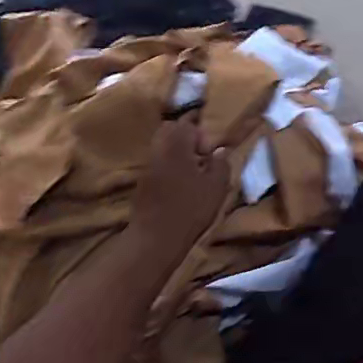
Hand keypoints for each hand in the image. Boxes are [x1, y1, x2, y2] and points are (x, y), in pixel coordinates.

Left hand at [128, 114, 230, 267]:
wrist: (156, 237)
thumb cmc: (191, 209)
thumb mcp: (216, 187)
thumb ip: (221, 164)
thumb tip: (220, 150)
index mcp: (176, 147)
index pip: (186, 124)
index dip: (201, 135)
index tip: (210, 154)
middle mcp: (158, 150)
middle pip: (169, 130)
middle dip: (186, 138)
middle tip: (201, 157)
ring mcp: (147, 166)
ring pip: (161, 146)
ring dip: (177, 153)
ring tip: (192, 172)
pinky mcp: (142, 182)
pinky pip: (156, 163)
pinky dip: (168, 166)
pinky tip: (180, 186)